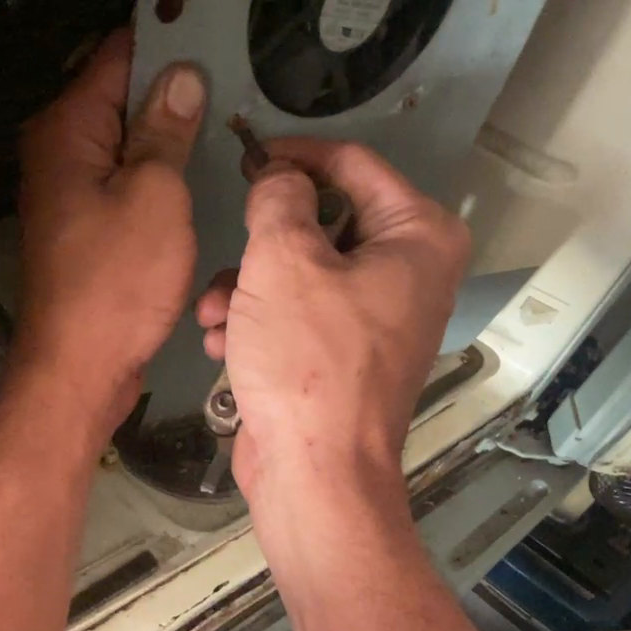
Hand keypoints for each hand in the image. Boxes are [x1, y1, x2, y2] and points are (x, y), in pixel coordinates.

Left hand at [14, 30, 206, 446]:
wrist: (78, 372)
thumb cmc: (114, 285)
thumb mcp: (154, 196)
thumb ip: (166, 130)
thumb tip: (179, 79)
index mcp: (67, 130)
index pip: (120, 56)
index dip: (170, 43)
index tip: (219, 41)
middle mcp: (61, 157)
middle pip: (125, 102)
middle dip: (176, 98)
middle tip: (236, 99)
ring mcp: (72, 200)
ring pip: (130, 151)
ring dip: (172, 147)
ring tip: (228, 140)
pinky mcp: (88, 237)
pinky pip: (128, 192)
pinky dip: (160, 187)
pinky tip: (199, 189)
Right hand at [194, 139, 469, 512]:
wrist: (316, 474)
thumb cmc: (307, 362)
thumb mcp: (283, 262)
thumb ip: (277, 199)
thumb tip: (279, 179)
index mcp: (418, 237)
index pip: (353, 166)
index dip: (295, 156)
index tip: (247, 157)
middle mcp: (407, 276)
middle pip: (320, 227)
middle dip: (259, 247)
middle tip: (226, 256)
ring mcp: (374, 324)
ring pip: (299, 278)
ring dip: (245, 292)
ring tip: (212, 318)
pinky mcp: (341, 363)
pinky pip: (297, 322)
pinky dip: (257, 328)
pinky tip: (221, 347)